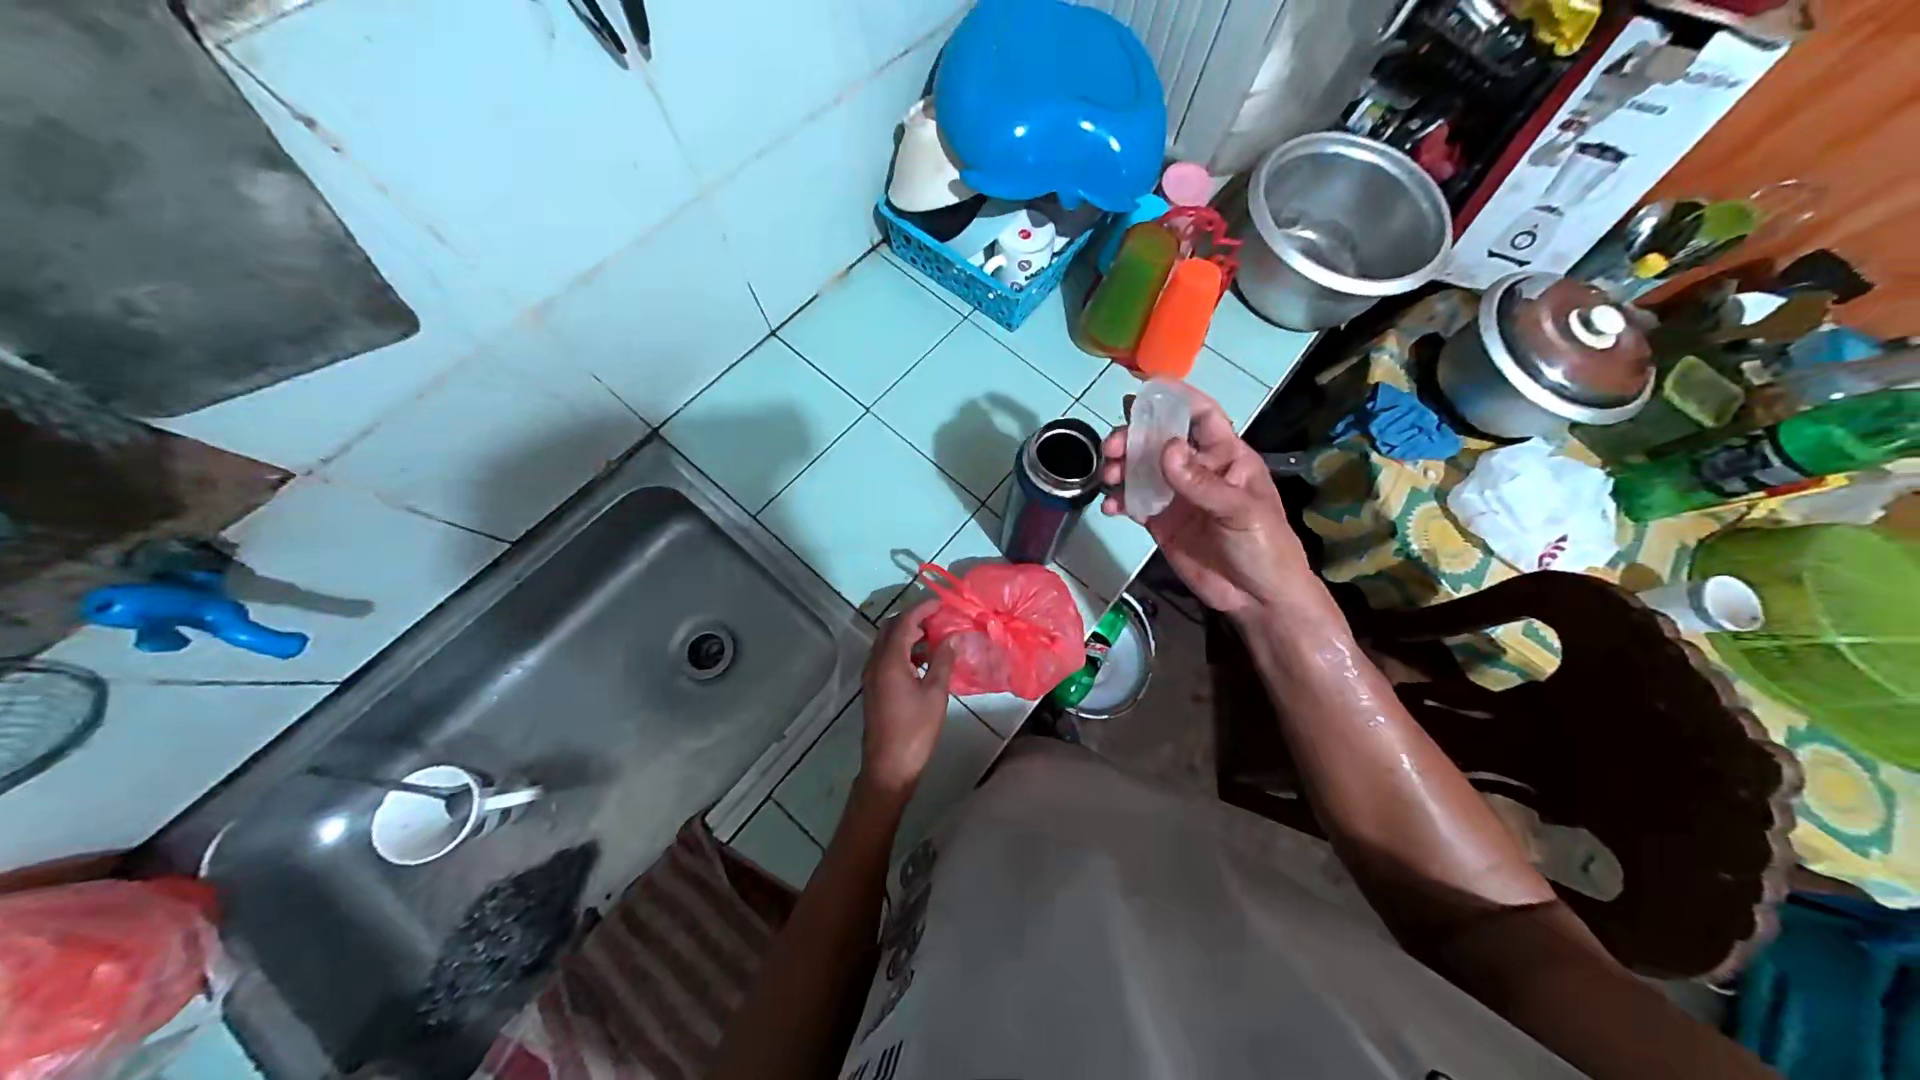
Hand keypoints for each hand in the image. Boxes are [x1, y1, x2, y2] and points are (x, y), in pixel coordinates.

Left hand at [858, 600, 956, 801]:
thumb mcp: (935, 694)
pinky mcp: (873, 687)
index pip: (904, 622)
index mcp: (889, 661)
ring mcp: (871, 675)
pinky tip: (923, 661)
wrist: (889, 766)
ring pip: (887, 642)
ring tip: (935, 638)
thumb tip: (952, 638)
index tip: (942, 603)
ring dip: (908, 634)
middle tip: (938, 619)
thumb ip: (942, 662)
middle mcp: (875, 662)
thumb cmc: (916, 730)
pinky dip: (902, 650)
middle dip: (913, 618)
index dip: (922, 608)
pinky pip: (885, 657)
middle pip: (891, 628)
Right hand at [1100, 389, 1316, 620]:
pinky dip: (1119, 501)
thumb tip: (1166, 448)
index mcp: (1226, 457)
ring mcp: (1177, 496)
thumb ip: (1201, 482)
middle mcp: (1198, 470)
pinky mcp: (1161, 522)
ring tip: (1108, 477)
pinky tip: (1112, 507)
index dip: (1176, 398)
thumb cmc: (1264, 547)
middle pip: (1160, 441)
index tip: (1144, 390)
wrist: (1257, 599)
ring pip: (1141, 469)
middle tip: (1112, 447)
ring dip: (1121, 467)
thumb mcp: (1239, 511)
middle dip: (1133, 438)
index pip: (1201, 416)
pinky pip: (1134, 503)